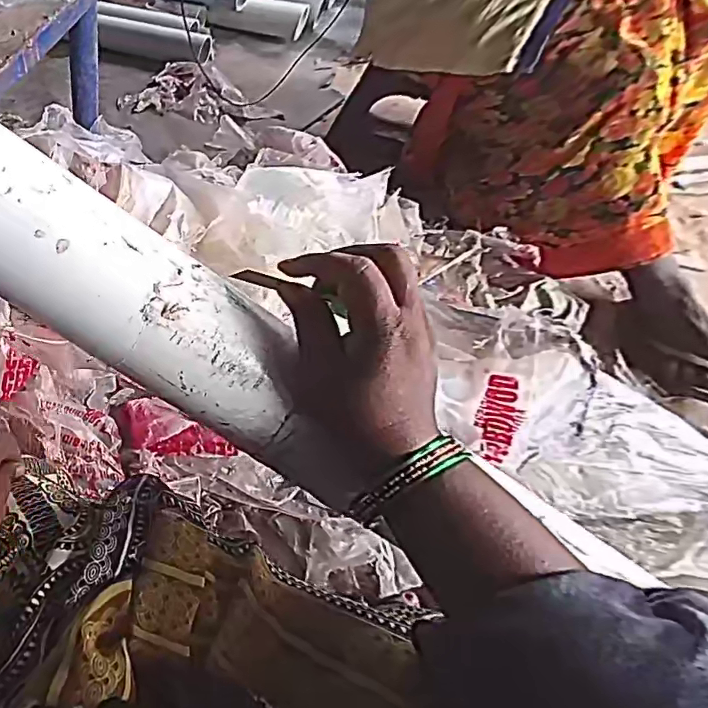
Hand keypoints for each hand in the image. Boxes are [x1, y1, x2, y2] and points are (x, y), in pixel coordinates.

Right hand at [275, 244, 439, 470]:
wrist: (399, 453)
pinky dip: (370, 289)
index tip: (285, 272)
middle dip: (345, 255)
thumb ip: (308, 319)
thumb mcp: (317, 368)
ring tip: (325, 294)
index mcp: (383, 324)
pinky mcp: (421, 336)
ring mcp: (421, 325)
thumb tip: (292, 288)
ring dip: (359, 271)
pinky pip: (399, 293)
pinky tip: (344, 313)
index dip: (316, 262)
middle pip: (389, 256)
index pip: (354, 269)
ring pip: (398, 272)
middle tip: (311, 273)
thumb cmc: (352, 415)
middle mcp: (411, 317)